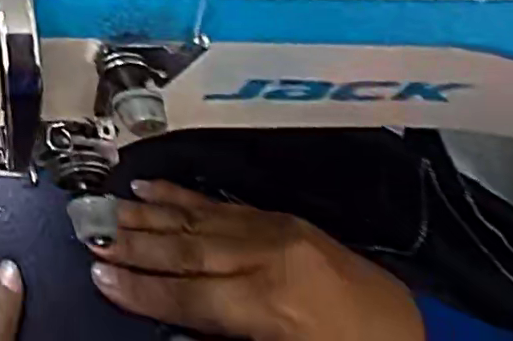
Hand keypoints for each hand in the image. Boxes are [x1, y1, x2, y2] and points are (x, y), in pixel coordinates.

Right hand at [88, 181, 422, 340]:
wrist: (421, 334)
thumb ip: (235, 339)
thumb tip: (178, 323)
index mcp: (274, 304)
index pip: (193, 297)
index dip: (144, 290)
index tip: (99, 277)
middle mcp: (267, 257)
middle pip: (187, 249)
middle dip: (135, 245)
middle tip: (92, 236)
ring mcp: (271, 229)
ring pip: (196, 218)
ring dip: (148, 214)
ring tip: (109, 208)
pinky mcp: (277, 217)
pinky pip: (218, 203)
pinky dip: (181, 194)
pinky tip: (152, 186)